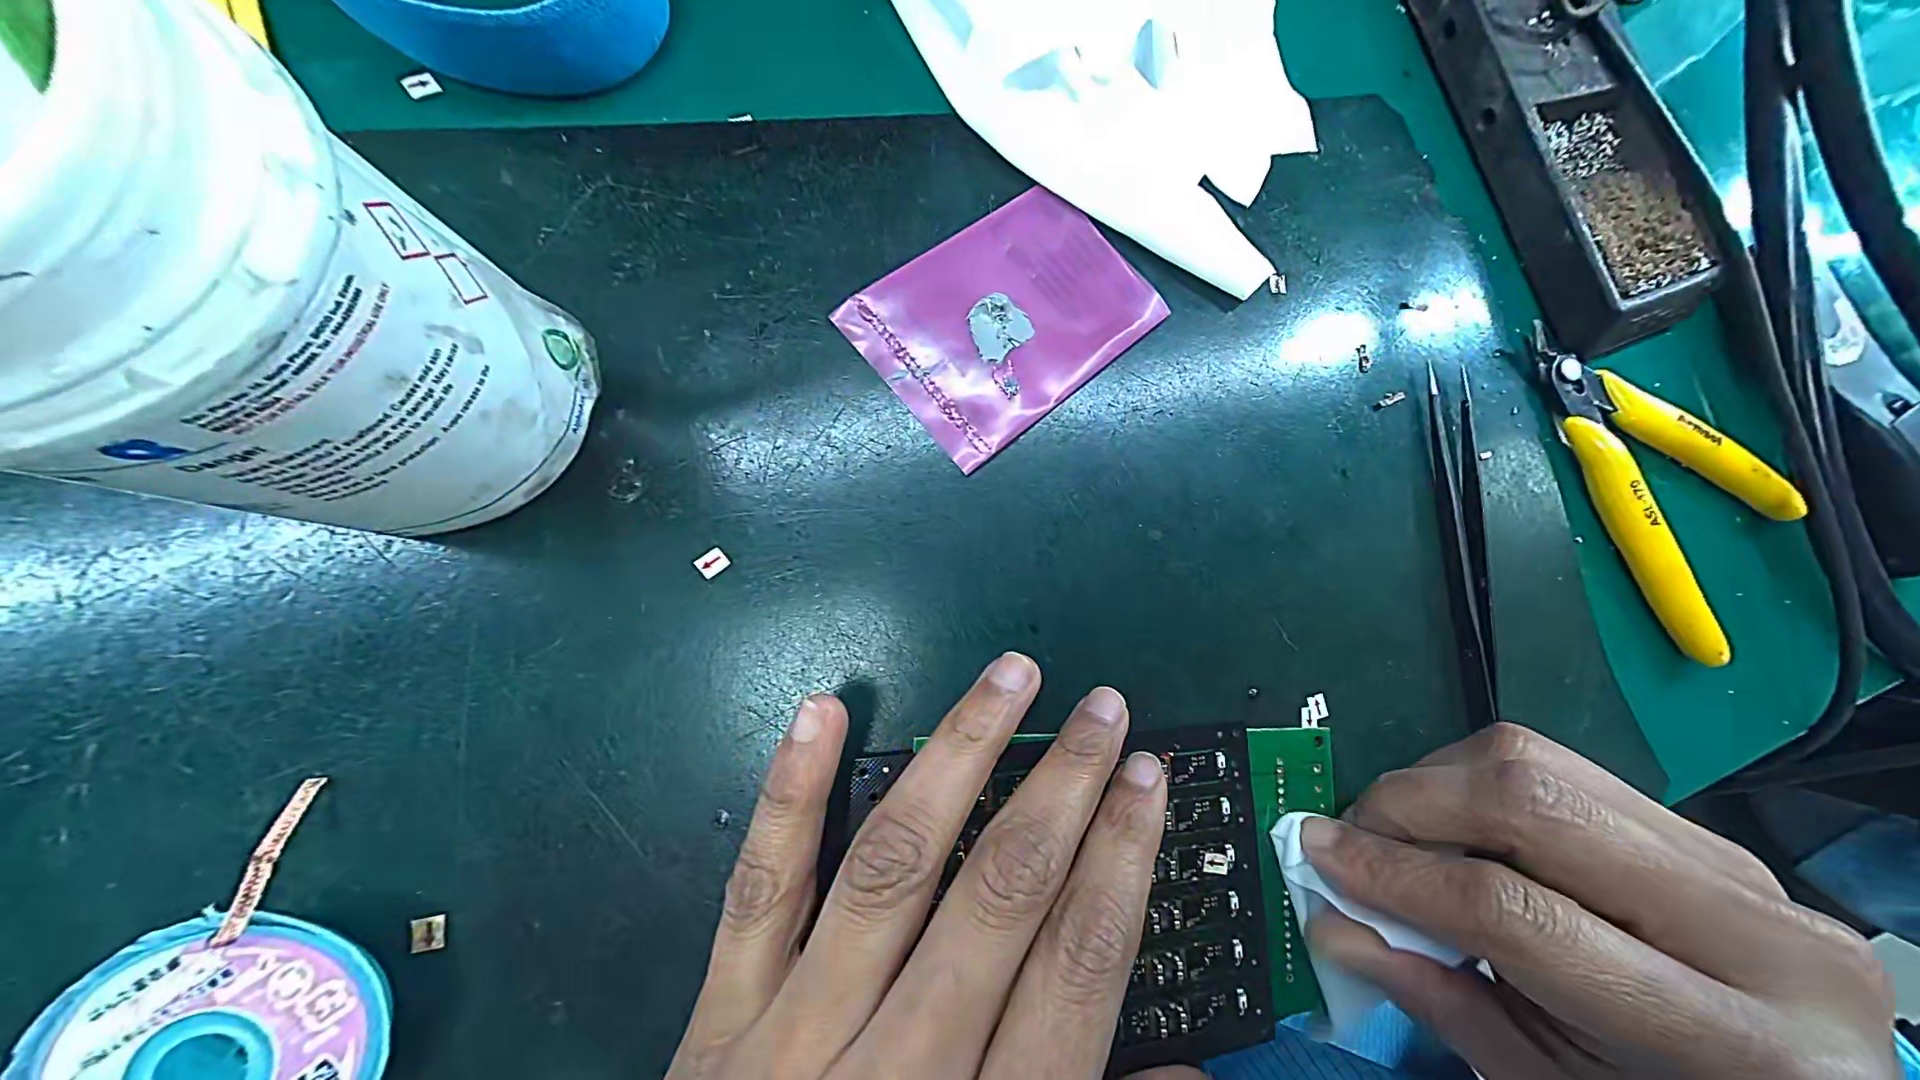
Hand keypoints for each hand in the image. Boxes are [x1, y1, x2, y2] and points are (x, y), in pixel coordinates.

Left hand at [668, 653, 1200, 1079]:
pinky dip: (791, 791)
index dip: (1120, 855)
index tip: (1147, 774)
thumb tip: (1188, 1077)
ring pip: (893, 861)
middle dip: (1061, 788)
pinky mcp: (723, 1009)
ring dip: (957, 754)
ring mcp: (795, 1026)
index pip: (1077, 962)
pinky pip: (761, 884)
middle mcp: (898, 1061)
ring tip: (1005, 678)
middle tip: (1100, 708)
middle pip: (998, 894)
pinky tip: (821, 710)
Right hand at [1301, 723, 1896, 1078]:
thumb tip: (1325, 913)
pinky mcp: (1693, 825)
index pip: (1514, 912)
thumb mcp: (1534, 1076)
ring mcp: (1732, 861)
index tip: (1315, 851)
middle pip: (1526, 803)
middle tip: (1349, 834)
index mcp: (1728, 1040)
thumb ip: (1426, 990)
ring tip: (1397, 828)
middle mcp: (1752, 931)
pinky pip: (1549, 760)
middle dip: (1405, 805)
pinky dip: (1467, 776)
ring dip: (1430, 781)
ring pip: (1531, 760)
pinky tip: (1453, 821)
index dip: (1394, 873)